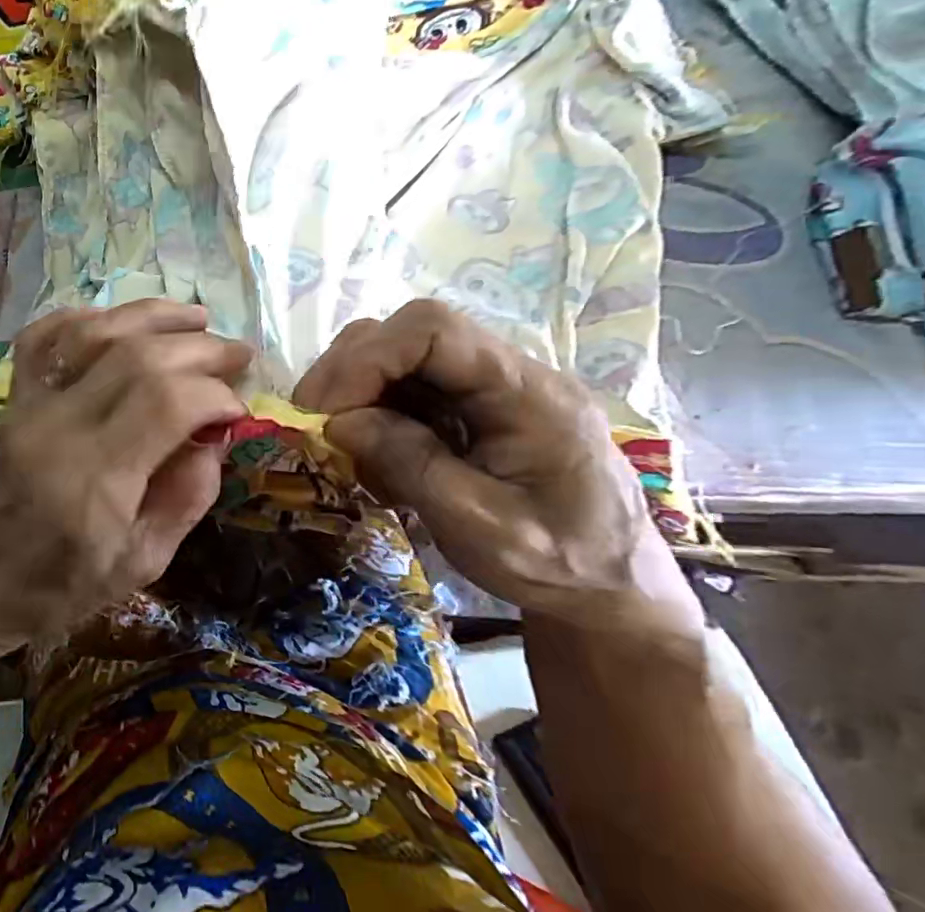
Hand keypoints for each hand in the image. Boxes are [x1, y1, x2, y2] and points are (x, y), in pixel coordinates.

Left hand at [0, 300, 252, 688]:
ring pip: (90, 334)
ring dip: (149, 317)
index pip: (164, 402)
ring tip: (196, 319)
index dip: (214, 392)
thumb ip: (189, 493)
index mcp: (95, 480)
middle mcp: (57, 430)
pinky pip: (40, 338)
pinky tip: (121, 321)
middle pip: (134, 357)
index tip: (239, 406)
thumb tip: (218, 429)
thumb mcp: (148, 559)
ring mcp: (27, 407)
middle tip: (236, 355)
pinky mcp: (12, 400)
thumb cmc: (72, 582)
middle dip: (197, 347)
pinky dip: (83, 318)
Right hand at [292, 299, 702, 639]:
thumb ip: (413, 466)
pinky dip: (369, 411)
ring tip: (336, 442)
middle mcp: (508, 375)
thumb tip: (339, 422)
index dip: (367, 359)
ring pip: (397, 353)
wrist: (611, 592)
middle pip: (407, 332)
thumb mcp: (481, 528)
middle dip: (348, 373)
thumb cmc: (558, 565)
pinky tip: (368, 453)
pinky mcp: (470, 407)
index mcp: (529, 395)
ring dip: (353, 391)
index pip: (434, 331)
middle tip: (313, 426)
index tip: (326, 413)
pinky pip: (403, 386)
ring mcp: (488, 388)